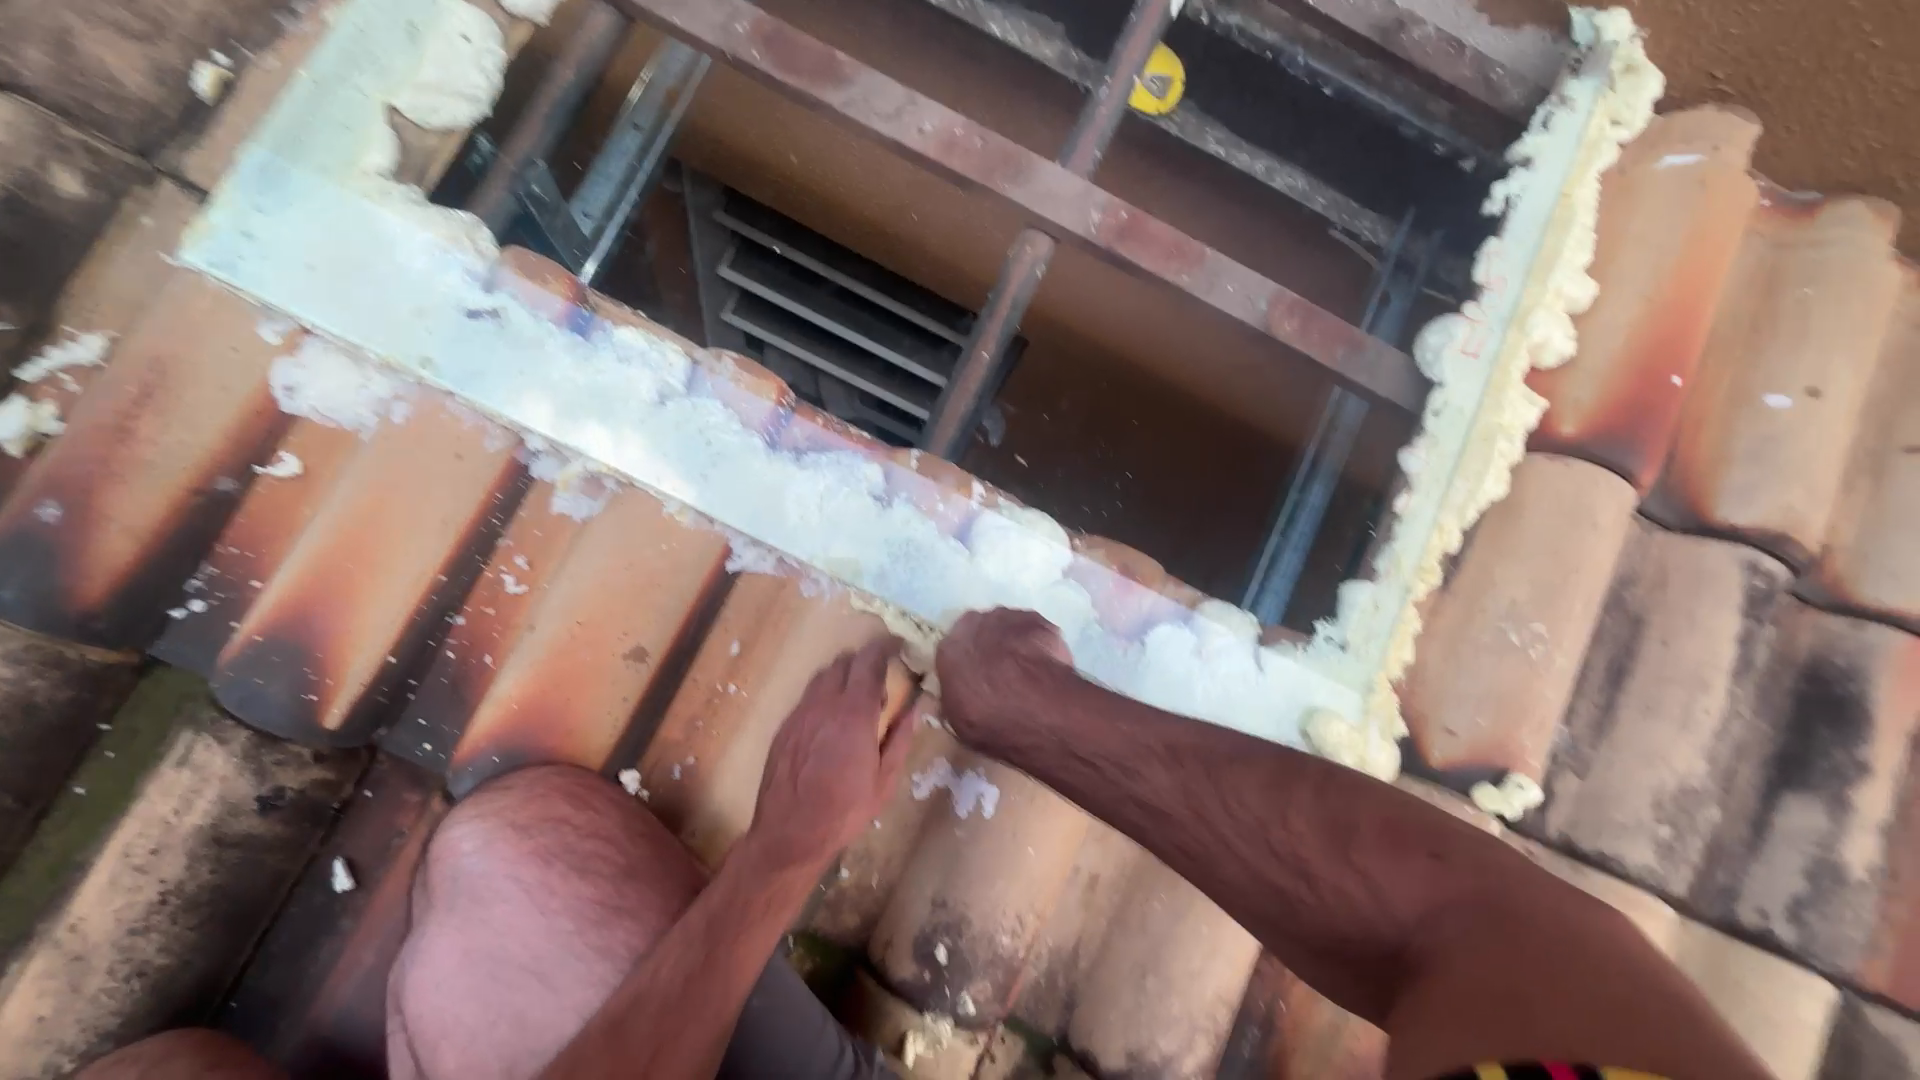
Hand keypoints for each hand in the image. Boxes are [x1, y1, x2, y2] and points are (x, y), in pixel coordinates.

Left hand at [749, 637, 914, 870]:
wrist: (789, 834)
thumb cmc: (845, 811)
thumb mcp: (885, 779)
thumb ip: (901, 737)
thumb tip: (917, 705)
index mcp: (854, 714)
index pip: (870, 662)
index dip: (885, 647)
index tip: (898, 645)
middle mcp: (824, 705)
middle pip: (844, 662)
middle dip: (865, 661)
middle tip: (881, 681)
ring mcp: (800, 714)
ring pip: (823, 676)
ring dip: (843, 677)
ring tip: (856, 703)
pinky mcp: (784, 727)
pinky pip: (807, 697)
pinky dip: (824, 696)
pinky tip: (832, 724)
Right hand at [934, 608, 1072, 745]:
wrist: (1032, 705)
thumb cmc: (987, 718)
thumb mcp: (957, 718)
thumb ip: (957, 695)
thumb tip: (961, 694)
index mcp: (949, 649)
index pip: (954, 651)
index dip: (968, 664)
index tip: (977, 678)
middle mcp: (974, 624)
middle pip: (981, 631)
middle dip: (992, 648)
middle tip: (1004, 674)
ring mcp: (1008, 618)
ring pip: (1009, 627)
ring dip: (1017, 643)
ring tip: (1030, 671)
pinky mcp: (1038, 620)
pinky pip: (1037, 631)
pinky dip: (1042, 643)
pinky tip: (1049, 665)